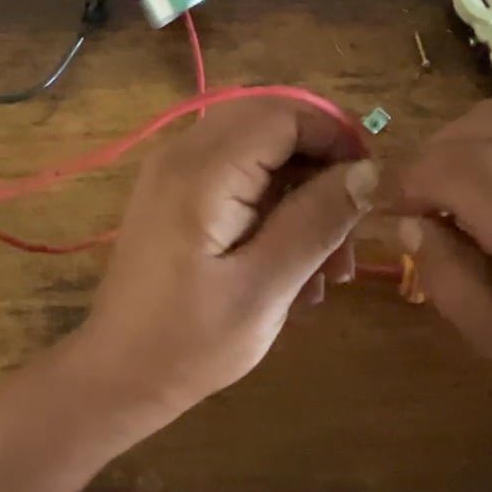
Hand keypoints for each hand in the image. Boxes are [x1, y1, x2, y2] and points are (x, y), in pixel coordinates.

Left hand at [74, 98, 376, 409]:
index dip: (338, 139)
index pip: (286, 114)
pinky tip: (294, 273)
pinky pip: (235, 181)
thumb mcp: (265, 287)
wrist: (120, 376)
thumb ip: (317, 221)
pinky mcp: (172, 199)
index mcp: (201, 171)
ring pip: (258, 155)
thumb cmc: (191, 342)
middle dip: (322, 171)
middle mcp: (180, 155)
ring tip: (329, 273)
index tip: (372, 191)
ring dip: (301, 200)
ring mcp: (171, 175)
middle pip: (273, 127)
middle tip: (352, 233)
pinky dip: (272, 213)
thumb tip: (370, 171)